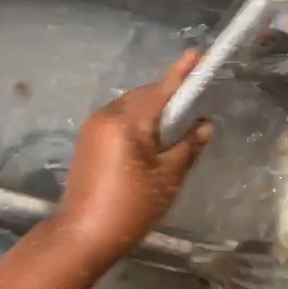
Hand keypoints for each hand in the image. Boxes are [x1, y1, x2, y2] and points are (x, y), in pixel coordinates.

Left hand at [53, 50, 213, 254]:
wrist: (83, 235)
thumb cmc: (131, 206)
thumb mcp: (168, 177)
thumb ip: (188, 146)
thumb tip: (204, 125)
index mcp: (127, 121)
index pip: (161, 88)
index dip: (182, 72)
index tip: (197, 54)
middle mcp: (107, 115)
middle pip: (144, 96)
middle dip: (168, 95)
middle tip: (194, 100)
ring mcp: (93, 128)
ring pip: (130, 108)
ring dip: (152, 110)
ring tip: (175, 123)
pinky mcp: (87, 142)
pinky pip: (118, 121)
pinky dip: (137, 123)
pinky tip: (151, 139)